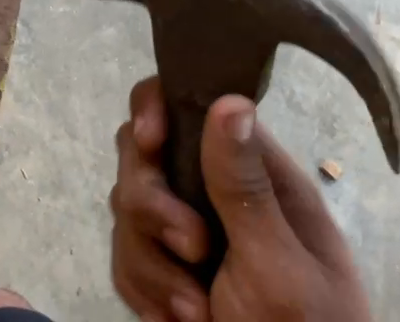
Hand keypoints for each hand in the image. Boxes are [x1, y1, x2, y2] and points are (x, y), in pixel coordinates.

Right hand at [110, 78, 370, 321]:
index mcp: (256, 175)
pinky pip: (119, 254)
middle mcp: (214, 190)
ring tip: (196, 312)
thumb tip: (231, 100)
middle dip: (151, 208)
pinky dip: (142, 291)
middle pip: (140, 156)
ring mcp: (182, 227)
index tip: (149, 141)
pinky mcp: (159, 265)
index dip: (153, 108)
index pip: (186, 104)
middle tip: (191, 251)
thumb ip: (245, 188)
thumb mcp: (279, 266)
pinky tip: (177, 320)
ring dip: (151, 265)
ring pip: (124, 209)